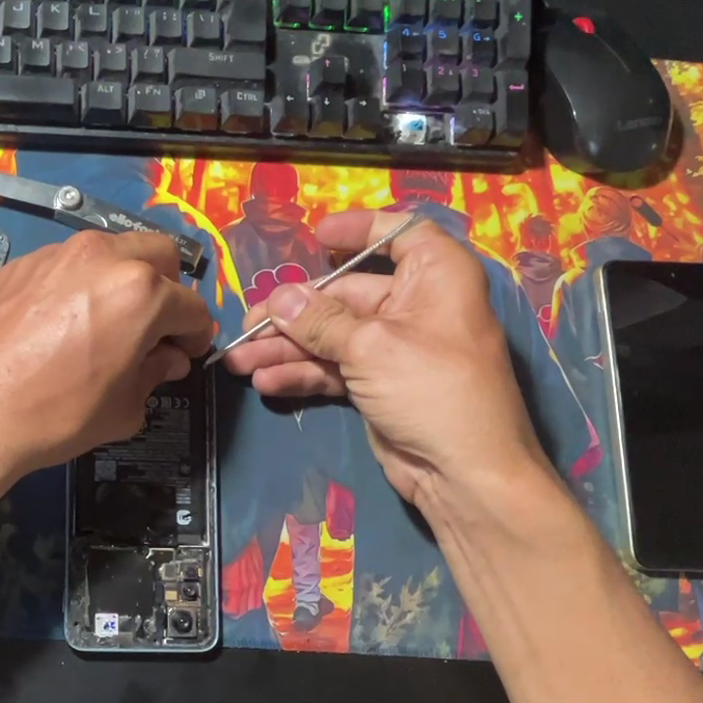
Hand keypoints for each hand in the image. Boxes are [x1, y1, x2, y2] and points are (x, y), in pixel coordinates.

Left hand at [0, 229, 213, 498]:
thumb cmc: (54, 416)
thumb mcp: (122, 409)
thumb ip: (154, 375)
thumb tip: (165, 360)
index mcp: (141, 292)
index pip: (192, 306)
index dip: (196, 335)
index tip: (186, 353)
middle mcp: (103, 258)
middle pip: (159, 257)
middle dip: (167, 291)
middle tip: (153, 331)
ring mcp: (57, 254)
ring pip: (111, 252)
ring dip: (123, 281)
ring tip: (107, 324)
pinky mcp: (21, 264)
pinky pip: (67, 264)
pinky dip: (80, 285)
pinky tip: (62, 324)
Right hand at [221, 207, 547, 516]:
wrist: (463, 472)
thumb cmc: (432, 389)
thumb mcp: (371, 347)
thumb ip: (319, 321)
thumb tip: (278, 299)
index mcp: (434, 277)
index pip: (399, 234)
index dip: (358, 230)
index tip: (316, 236)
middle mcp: (414, 306)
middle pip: (344, 295)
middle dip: (293, 312)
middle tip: (247, 324)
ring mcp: (392, 349)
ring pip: (330, 337)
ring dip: (285, 348)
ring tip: (239, 361)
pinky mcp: (376, 385)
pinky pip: (332, 369)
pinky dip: (301, 374)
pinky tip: (265, 382)